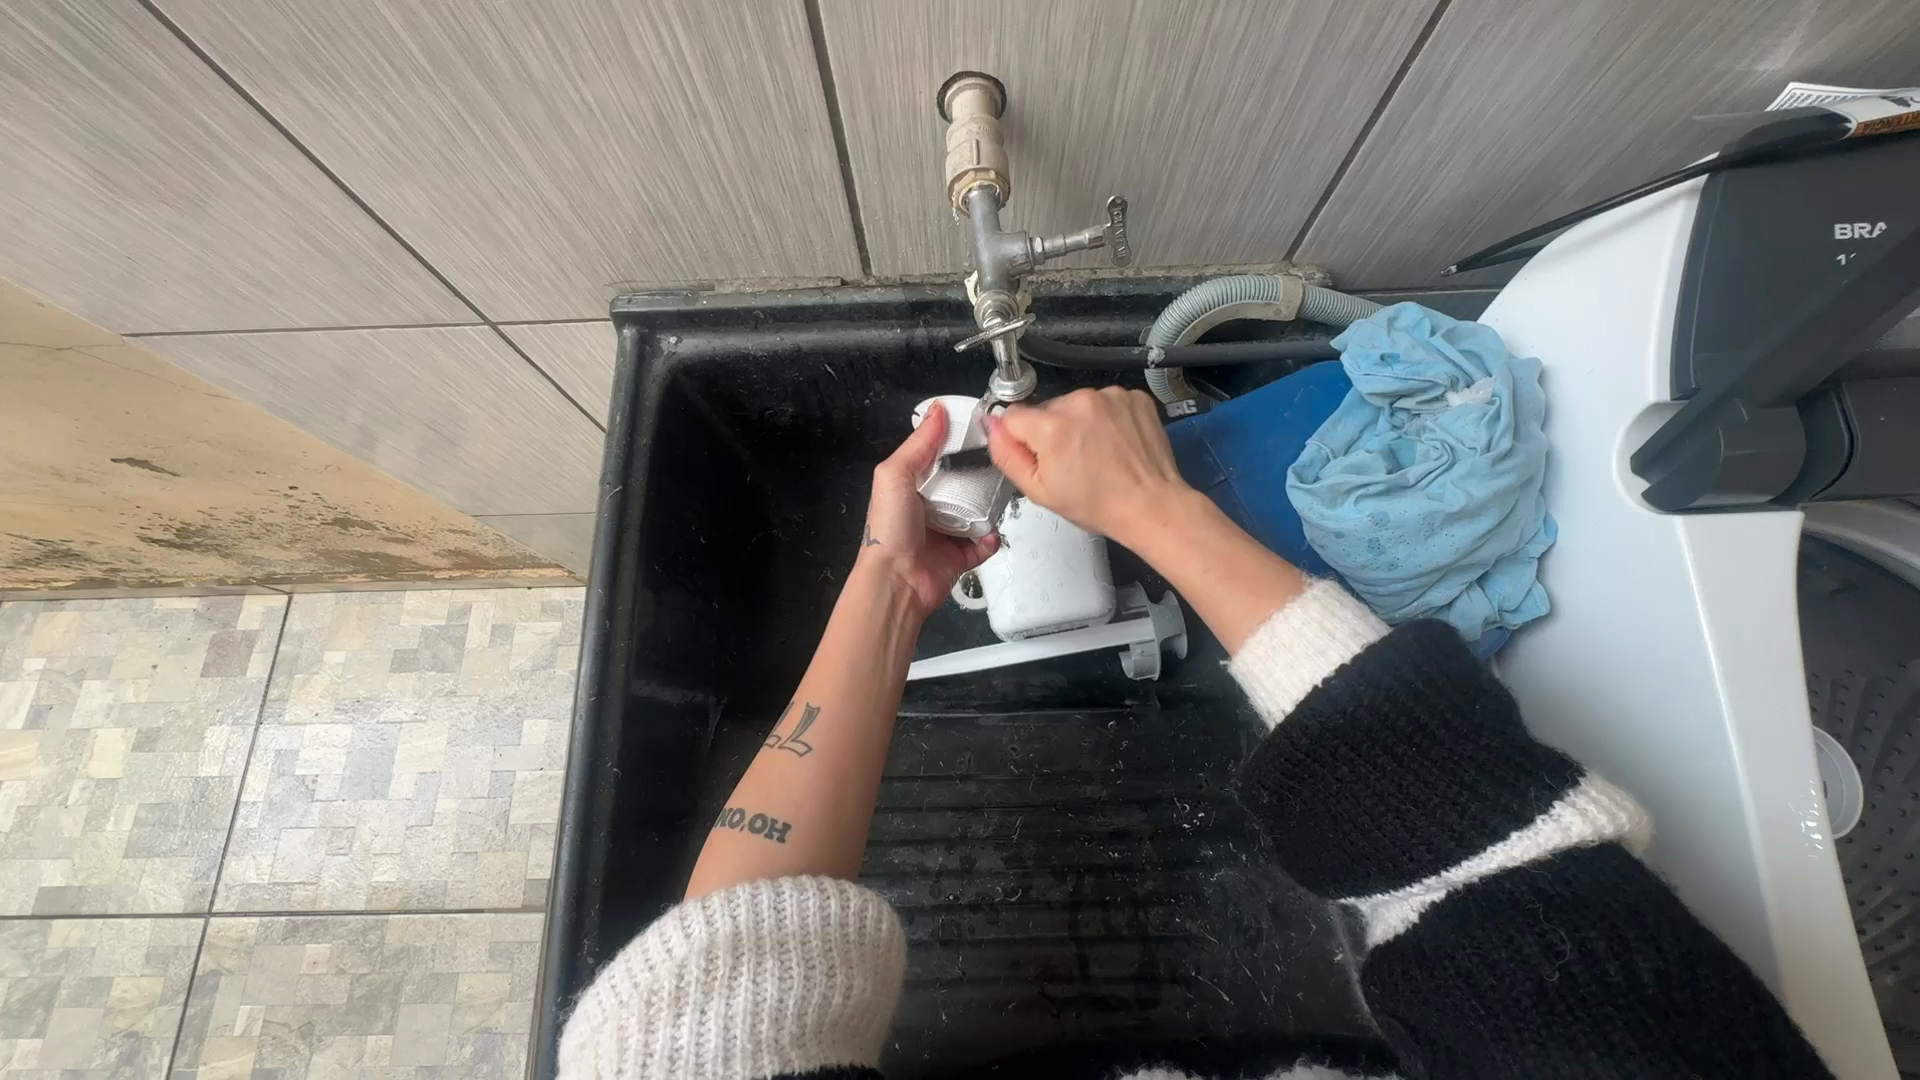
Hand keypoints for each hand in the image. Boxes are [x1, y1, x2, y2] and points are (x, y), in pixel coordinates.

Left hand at [857, 402, 998, 617]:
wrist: (896, 581)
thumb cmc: (888, 530)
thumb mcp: (895, 475)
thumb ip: (918, 444)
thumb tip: (938, 411)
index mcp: (912, 487)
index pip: (939, 459)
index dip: (957, 446)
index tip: (979, 434)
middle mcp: (930, 509)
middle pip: (964, 486)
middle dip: (980, 478)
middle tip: (997, 467)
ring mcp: (947, 534)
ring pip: (978, 514)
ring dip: (989, 508)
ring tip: (998, 500)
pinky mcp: (961, 557)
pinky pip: (984, 544)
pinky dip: (990, 539)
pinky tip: (989, 533)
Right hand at [986, 386, 1191, 544]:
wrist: (1150, 505)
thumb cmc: (1100, 504)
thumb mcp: (1039, 491)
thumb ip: (1007, 455)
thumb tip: (992, 425)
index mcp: (1051, 427)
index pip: (1013, 416)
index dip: (1022, 439)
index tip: (1040, 457)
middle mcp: (1080, 402)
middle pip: (1047, 409)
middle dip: (1052, 431)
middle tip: (1072, 463)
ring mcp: (1110, 397)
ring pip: (1076, 405)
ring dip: (1080, 424)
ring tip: (1096, 455)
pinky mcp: (1132, 397)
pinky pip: (1105, 402)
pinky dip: (1106, 419)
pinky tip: (1113, 444)